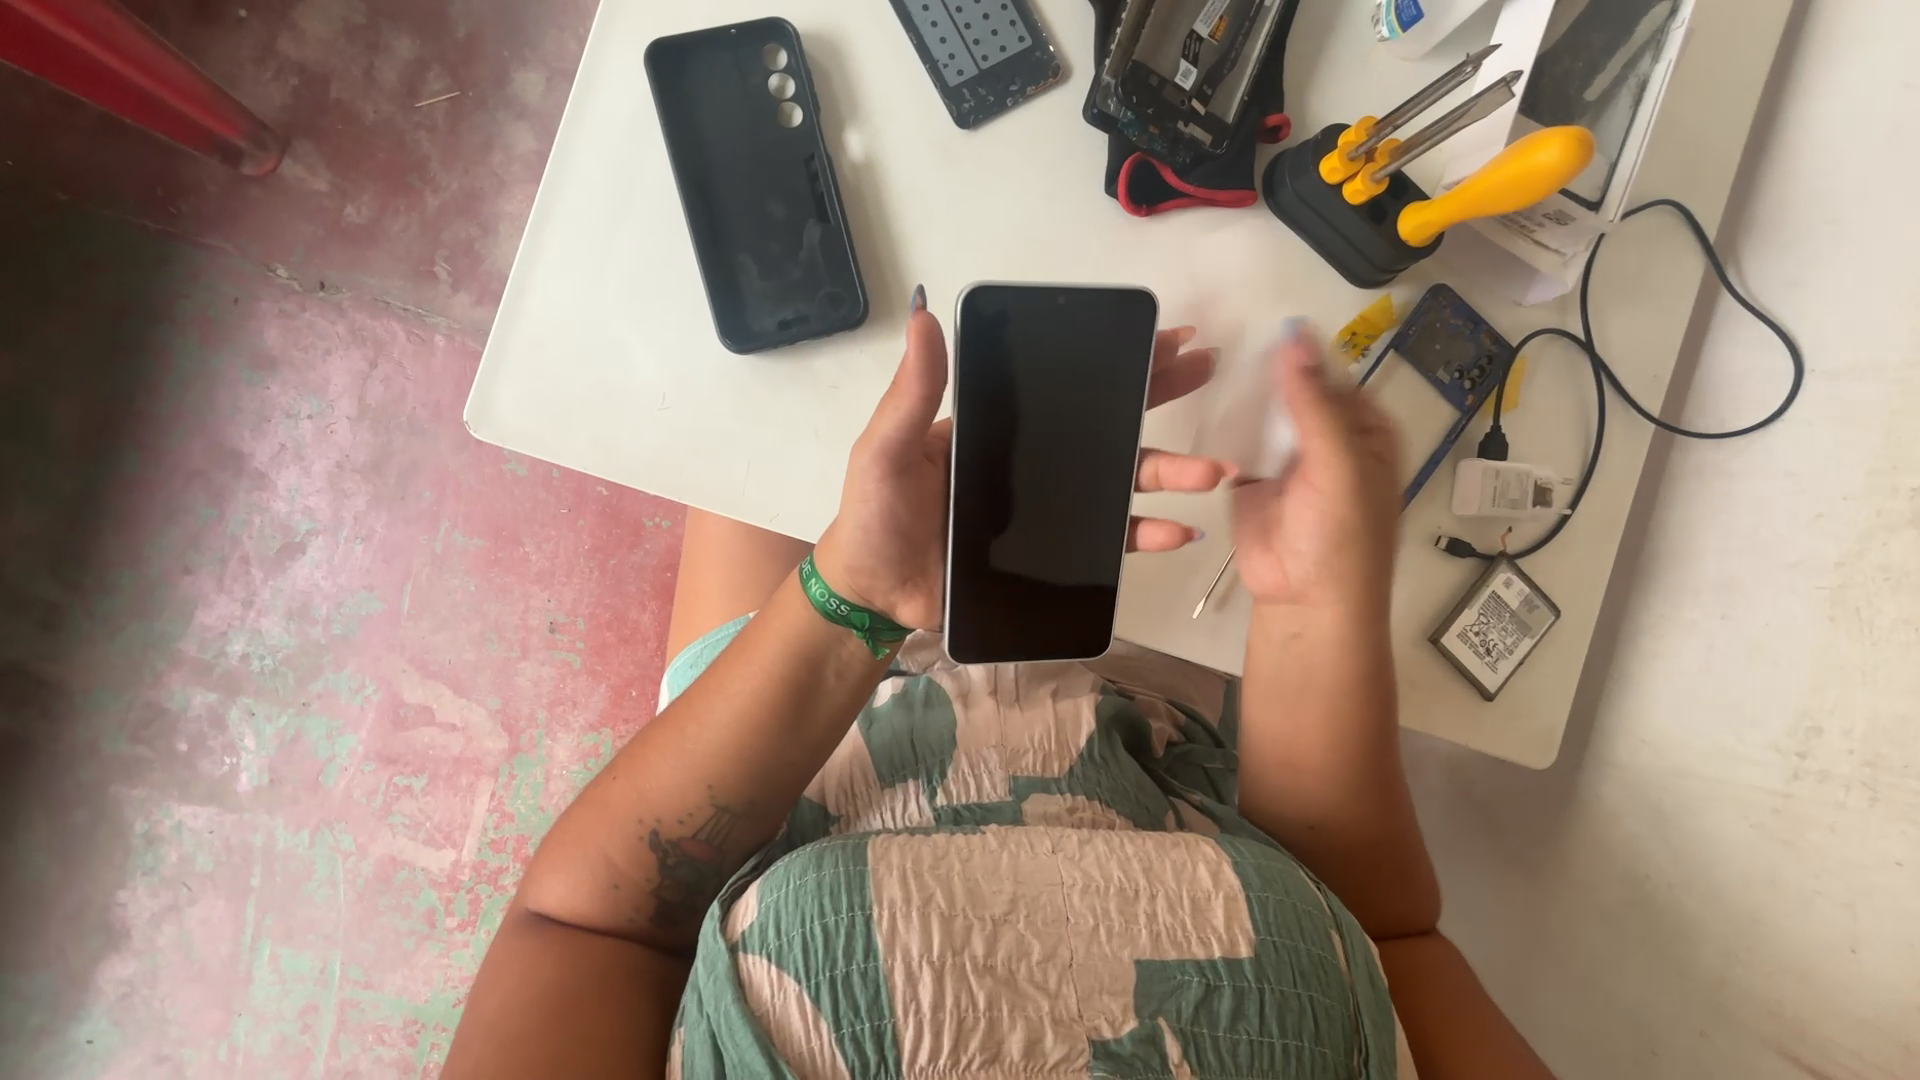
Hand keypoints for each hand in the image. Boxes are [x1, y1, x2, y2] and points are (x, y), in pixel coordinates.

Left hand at [814, 303, 1232, 628]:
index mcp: (998, 428)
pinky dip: (1147, 535)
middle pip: (1106, 423)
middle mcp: (1032, 462)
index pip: (1065, 385)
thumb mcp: (887, 447)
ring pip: (1120, 482)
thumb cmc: (877, 515)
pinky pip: (1109, 542)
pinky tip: (1179, 530)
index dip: (1113, 361)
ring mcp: (1047, 509)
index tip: (1160, 337)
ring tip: (1208, 470)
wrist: (876, 591)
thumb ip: (912, 392)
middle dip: (1158, 394)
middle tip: (1204, 368)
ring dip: (1169, 471)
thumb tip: (925, 316)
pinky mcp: (1053, 554)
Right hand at [1232, 326, 1401, 614]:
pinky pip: (1235, 444)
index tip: (1264, 326)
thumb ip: (1312, 403)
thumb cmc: (1340, 535)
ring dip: (1242, 398)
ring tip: (1207, 368)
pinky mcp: (1250, 478)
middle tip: (1223, 344)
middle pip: (1293, 390)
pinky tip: (1202, 407)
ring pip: (1262, 414)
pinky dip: (1222, 430)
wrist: (1305, 599)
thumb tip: (1294, 336)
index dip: (1303, 352)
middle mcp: (1326, 437)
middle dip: (1266, 373)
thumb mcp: (1336, 463)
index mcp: (1363, 429)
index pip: (1332, 375)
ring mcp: (1286, 459)